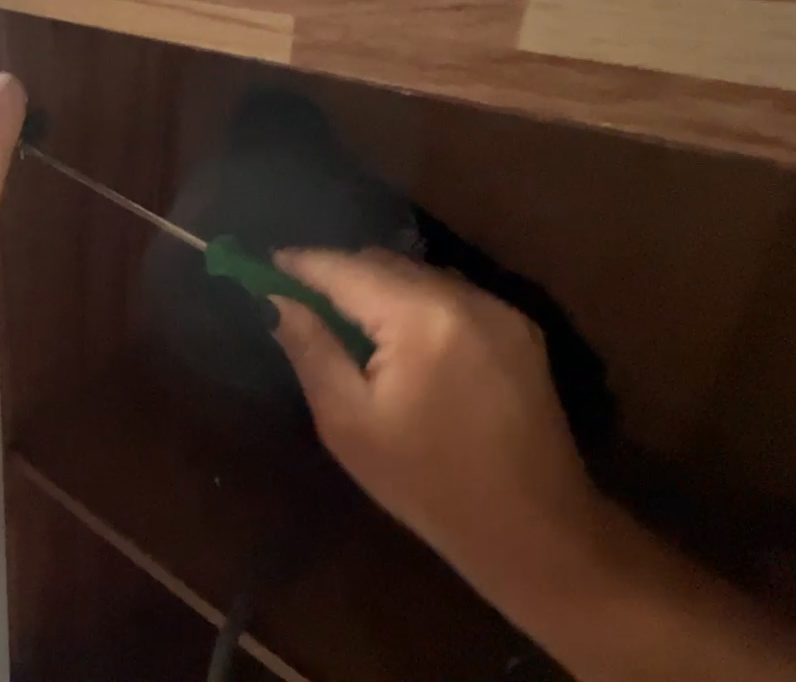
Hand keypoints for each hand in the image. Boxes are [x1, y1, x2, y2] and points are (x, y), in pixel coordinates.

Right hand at [269, 248, 606, 579]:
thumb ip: (309, 348)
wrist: (537, 534)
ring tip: (338, 314)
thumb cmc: (427, 483)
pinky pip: (446, 292)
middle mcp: (463, 297)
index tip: (258, 264)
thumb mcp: (348, 421)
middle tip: (292, 293)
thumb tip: (271, 299)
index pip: (343, 268)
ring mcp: (498, 309)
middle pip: (380, 261)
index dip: (296, 262)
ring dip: (371, 282)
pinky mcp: (517, 328)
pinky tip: (393, 332)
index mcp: (420, 319)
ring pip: (414, 272)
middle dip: (332, 270)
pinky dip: (408, 297)